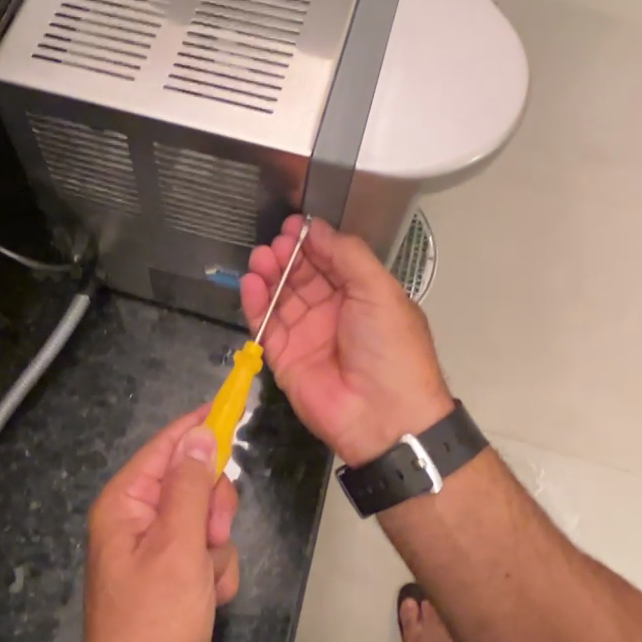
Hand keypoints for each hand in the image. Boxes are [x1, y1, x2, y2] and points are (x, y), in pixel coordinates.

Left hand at [61, 409, 240, 641]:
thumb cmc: (154, 622)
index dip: (199, 425)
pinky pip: (210, 552)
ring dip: (217, 549)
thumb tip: (199, 434)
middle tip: (213, 535)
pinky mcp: (175, 574)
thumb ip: (191, 487)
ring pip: (209, 519)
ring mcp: (158, 548)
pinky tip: (206, 599)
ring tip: (204, 581)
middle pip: (193, 482)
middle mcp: (138, 519)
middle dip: (212, 510)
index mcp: (125, 502)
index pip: (166, 447)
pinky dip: (215, 573)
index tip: (233, 403)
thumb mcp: (177, 548)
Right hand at [242, 217, 454, 466]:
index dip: (313, 242)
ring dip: (269, 273)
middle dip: (287, 255)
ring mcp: (306, 335)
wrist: (384, 417)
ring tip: (260, 257)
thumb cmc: (391, 349)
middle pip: (302, 275)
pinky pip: (265, 324)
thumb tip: (317, 229)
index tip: (294, 225)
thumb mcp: (380, 290)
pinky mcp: (283, 357)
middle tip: (276, 242)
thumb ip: (348, 255)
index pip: (331, 260)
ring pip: (280, 296)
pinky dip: (255, 302)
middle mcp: (333, 313)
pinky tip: (250, 282)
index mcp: (362, 296)